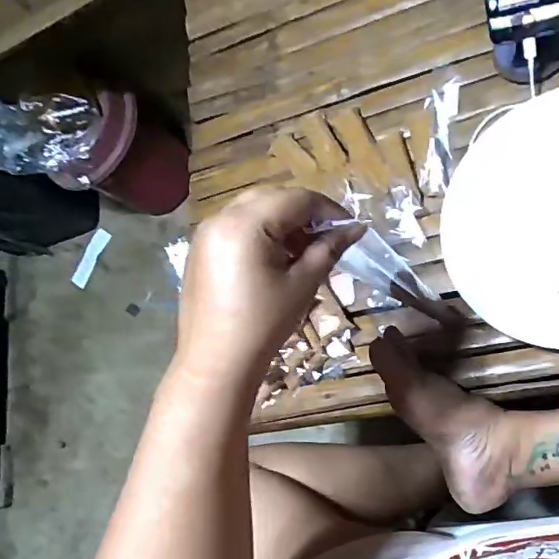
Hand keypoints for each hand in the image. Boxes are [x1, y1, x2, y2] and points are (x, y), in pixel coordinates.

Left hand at [176, 187, 363, 381]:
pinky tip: (278, 259)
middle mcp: (221, 217)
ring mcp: (206, 232)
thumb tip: (356, 228)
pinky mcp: (201, 248)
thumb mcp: (303, 284)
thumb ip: (329, 249)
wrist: (217, 362)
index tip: (351, 228)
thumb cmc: (265, 324)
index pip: (296, 198)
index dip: (328, 209)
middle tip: (329, 238)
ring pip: (254, 209)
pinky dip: (263, 231)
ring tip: (306, 250)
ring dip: (284, 220)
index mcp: (246, 224)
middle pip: (273, 197)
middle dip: (305, 212)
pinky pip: (237, 225)